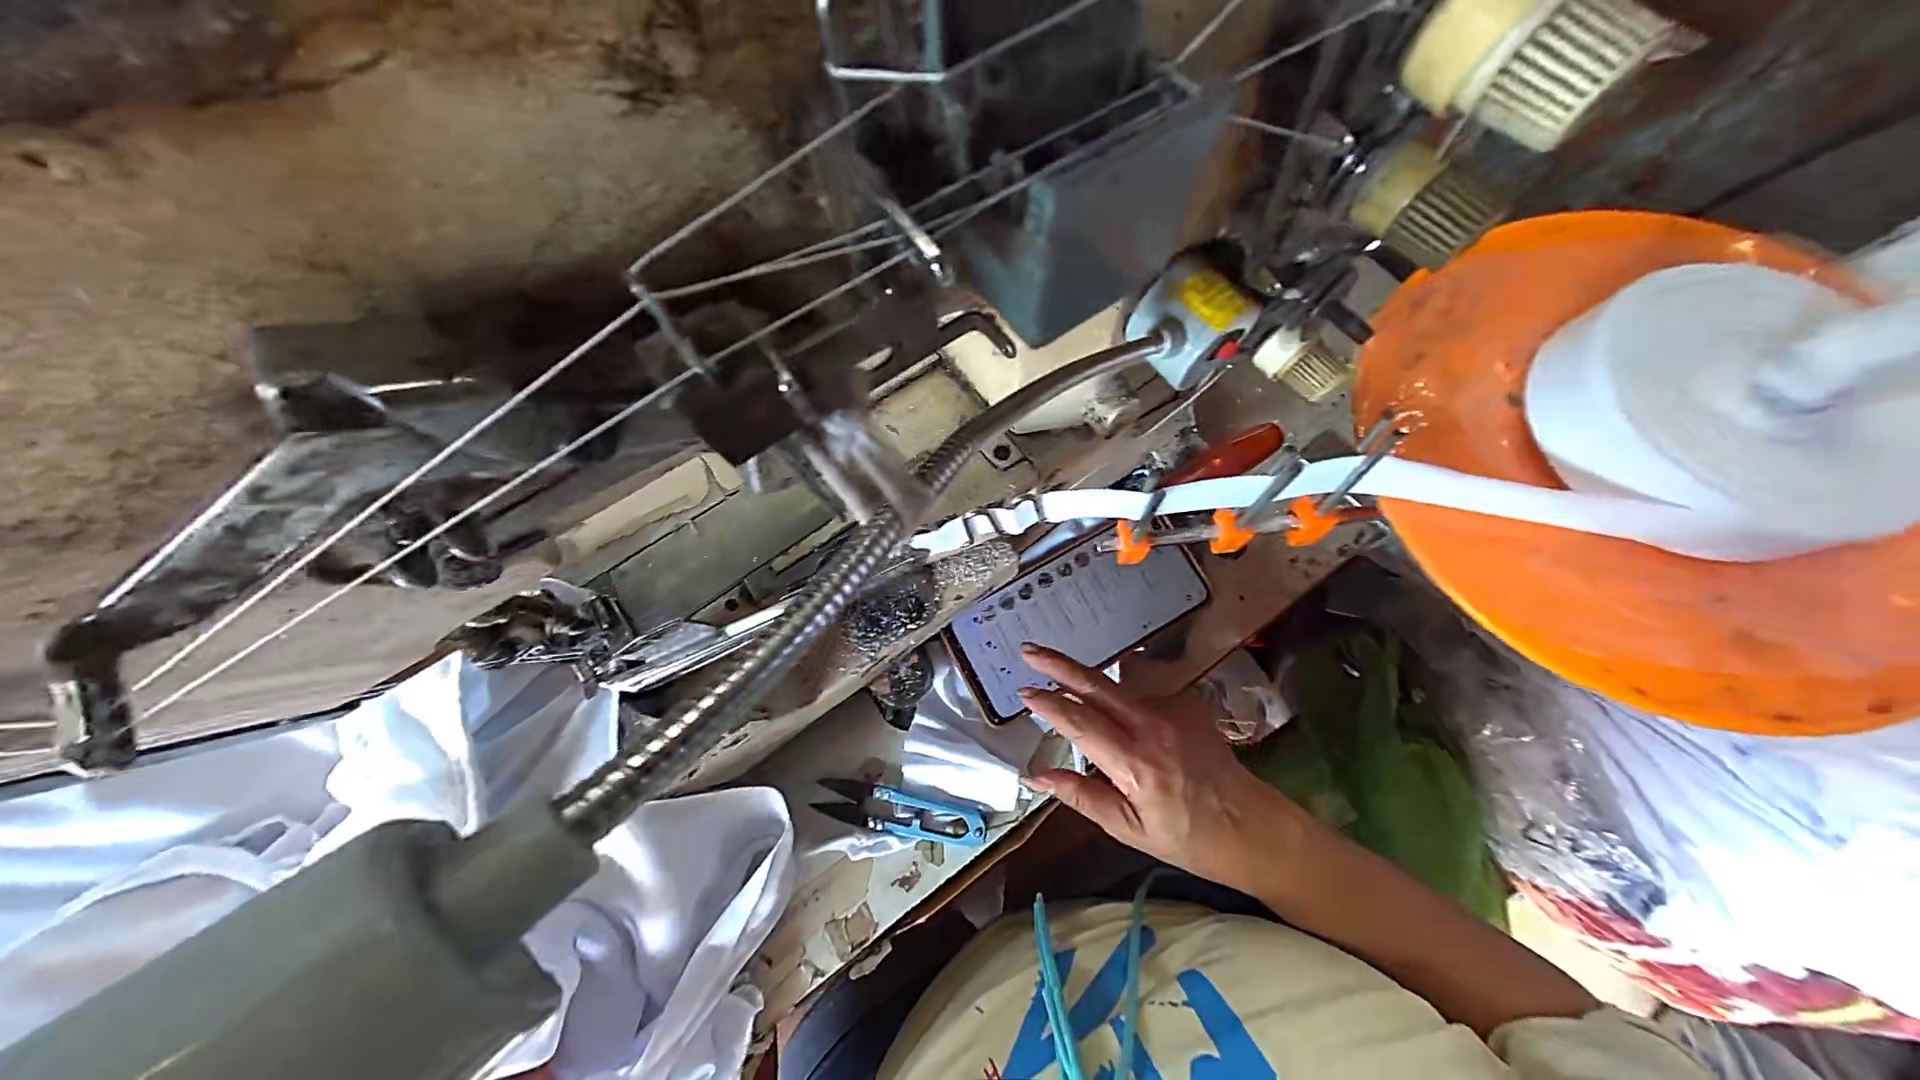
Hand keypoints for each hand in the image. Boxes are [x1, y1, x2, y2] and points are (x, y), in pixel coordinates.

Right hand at [1018, 644, 1305, 895]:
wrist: (1254, 827)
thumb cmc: (1188, 838)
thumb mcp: (1128, 829)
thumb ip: (1080, 796)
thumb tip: (1037, 776)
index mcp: (1134, 764)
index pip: (1080, 721)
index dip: (1048, 703)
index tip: (1024, 691)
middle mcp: (1152, 728)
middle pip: (1096, 685)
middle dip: (1058, 664)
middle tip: (1029, 650)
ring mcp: (1174, 711)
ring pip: (1118, 689)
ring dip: (1088, 686)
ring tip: (1069, 691)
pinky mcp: (1188, 706)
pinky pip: (1142, 698)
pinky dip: (1123, 704)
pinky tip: (1124, 723)